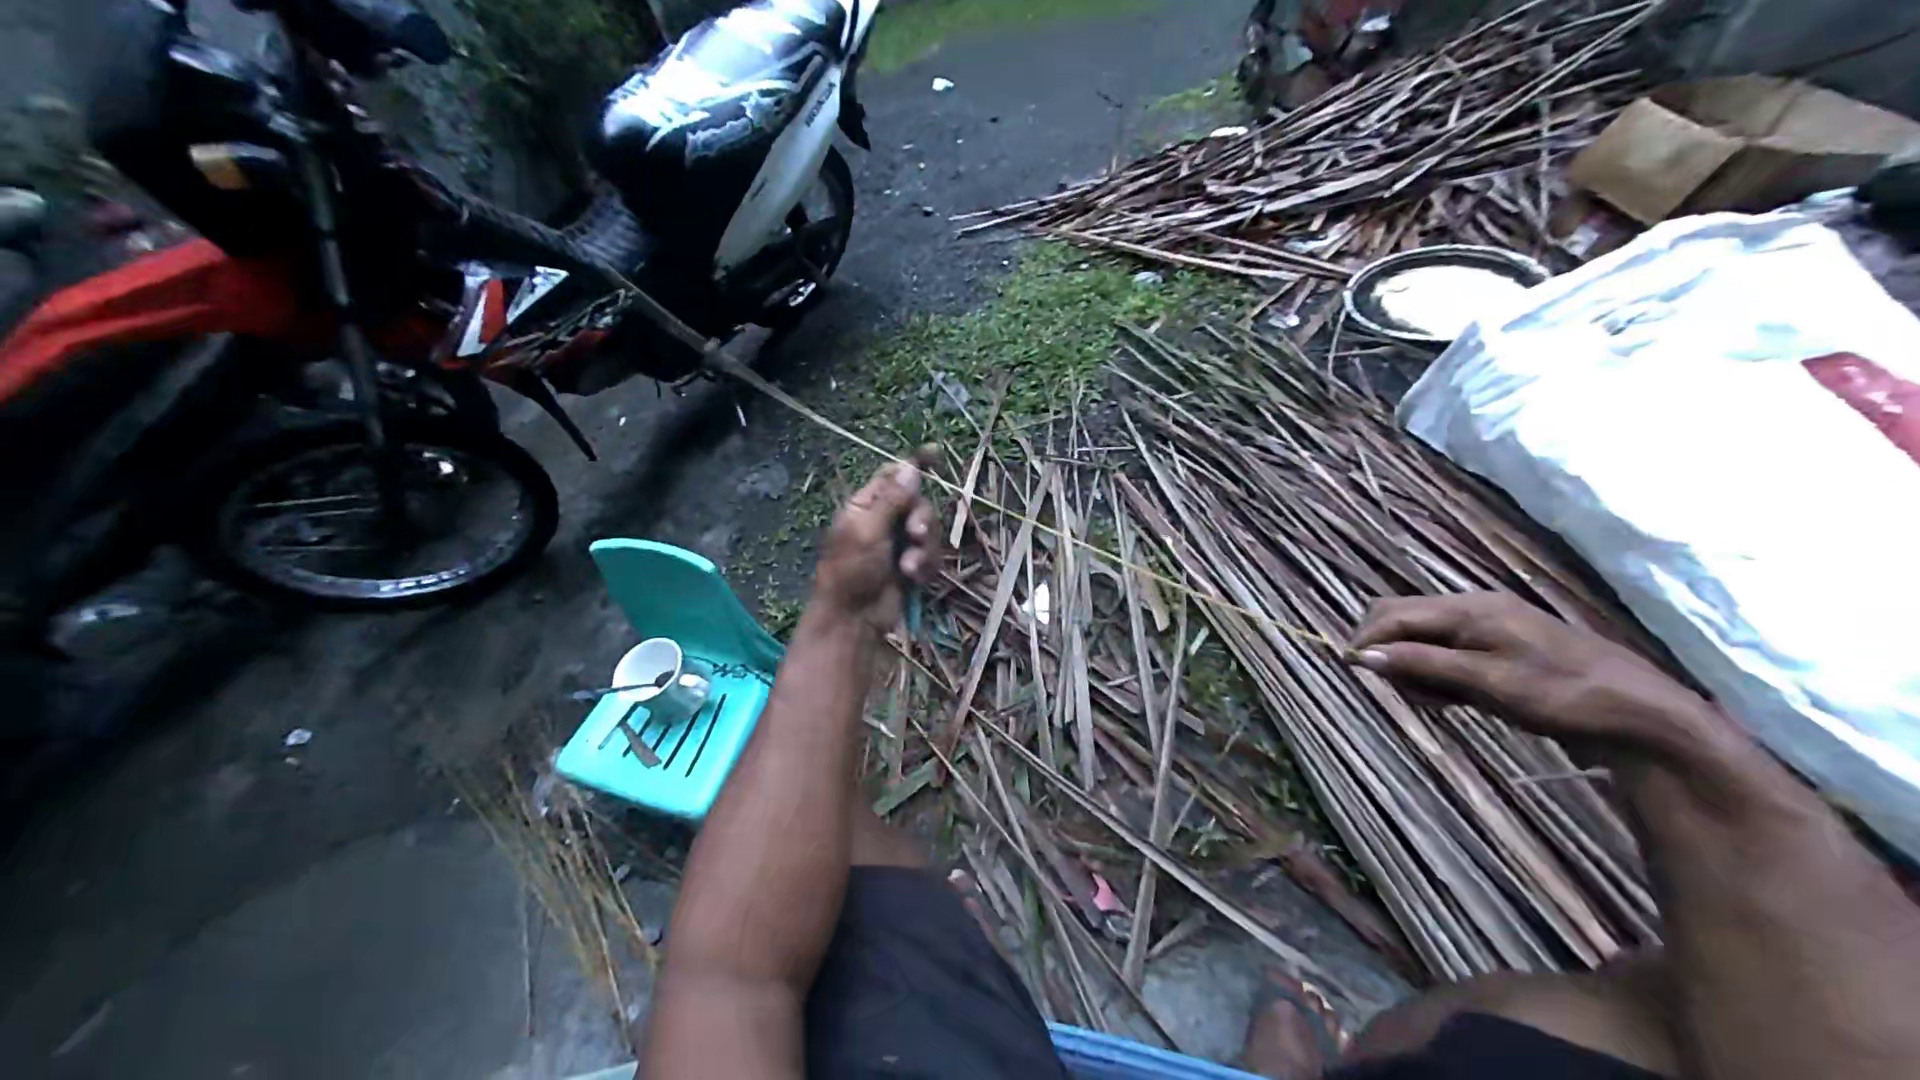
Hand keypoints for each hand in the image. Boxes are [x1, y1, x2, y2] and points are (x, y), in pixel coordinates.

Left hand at [811, 451, 940, 634]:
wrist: (854, 620)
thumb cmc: (850, 572)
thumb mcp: (867, 530)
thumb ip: (892, 500)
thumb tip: (910, 468)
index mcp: (865, 506)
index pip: (892, 476)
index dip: (913, 465)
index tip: (935, 454)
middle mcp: (884, 521)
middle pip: (918, 503)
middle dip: (921, 520)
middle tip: (914, 535)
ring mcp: (899, 545)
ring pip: (929, 531)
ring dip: (924, 549)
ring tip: (909, 568)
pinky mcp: (912, 567)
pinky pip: (932, 556)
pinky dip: (926, 567)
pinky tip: (914, 579)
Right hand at [1349, 593, 1717, 753]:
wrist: (1646, 719)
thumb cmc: (1563, 696)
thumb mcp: (1487, 682)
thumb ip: (1422, 665)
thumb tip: (1362, 656)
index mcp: (1470, 608)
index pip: (1394, 614)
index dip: (1367, 639)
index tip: (1353, 670)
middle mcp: (1473, 609)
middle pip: (1402, 619)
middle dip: (1389, 652)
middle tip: (1405, 690)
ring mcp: (1487, 628)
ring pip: (1421, 639)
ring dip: (1415, 668)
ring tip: (1442, 701)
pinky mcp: (1498, 649)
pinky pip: (1445, 653)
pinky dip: (1438, 674)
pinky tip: (1458, 698)